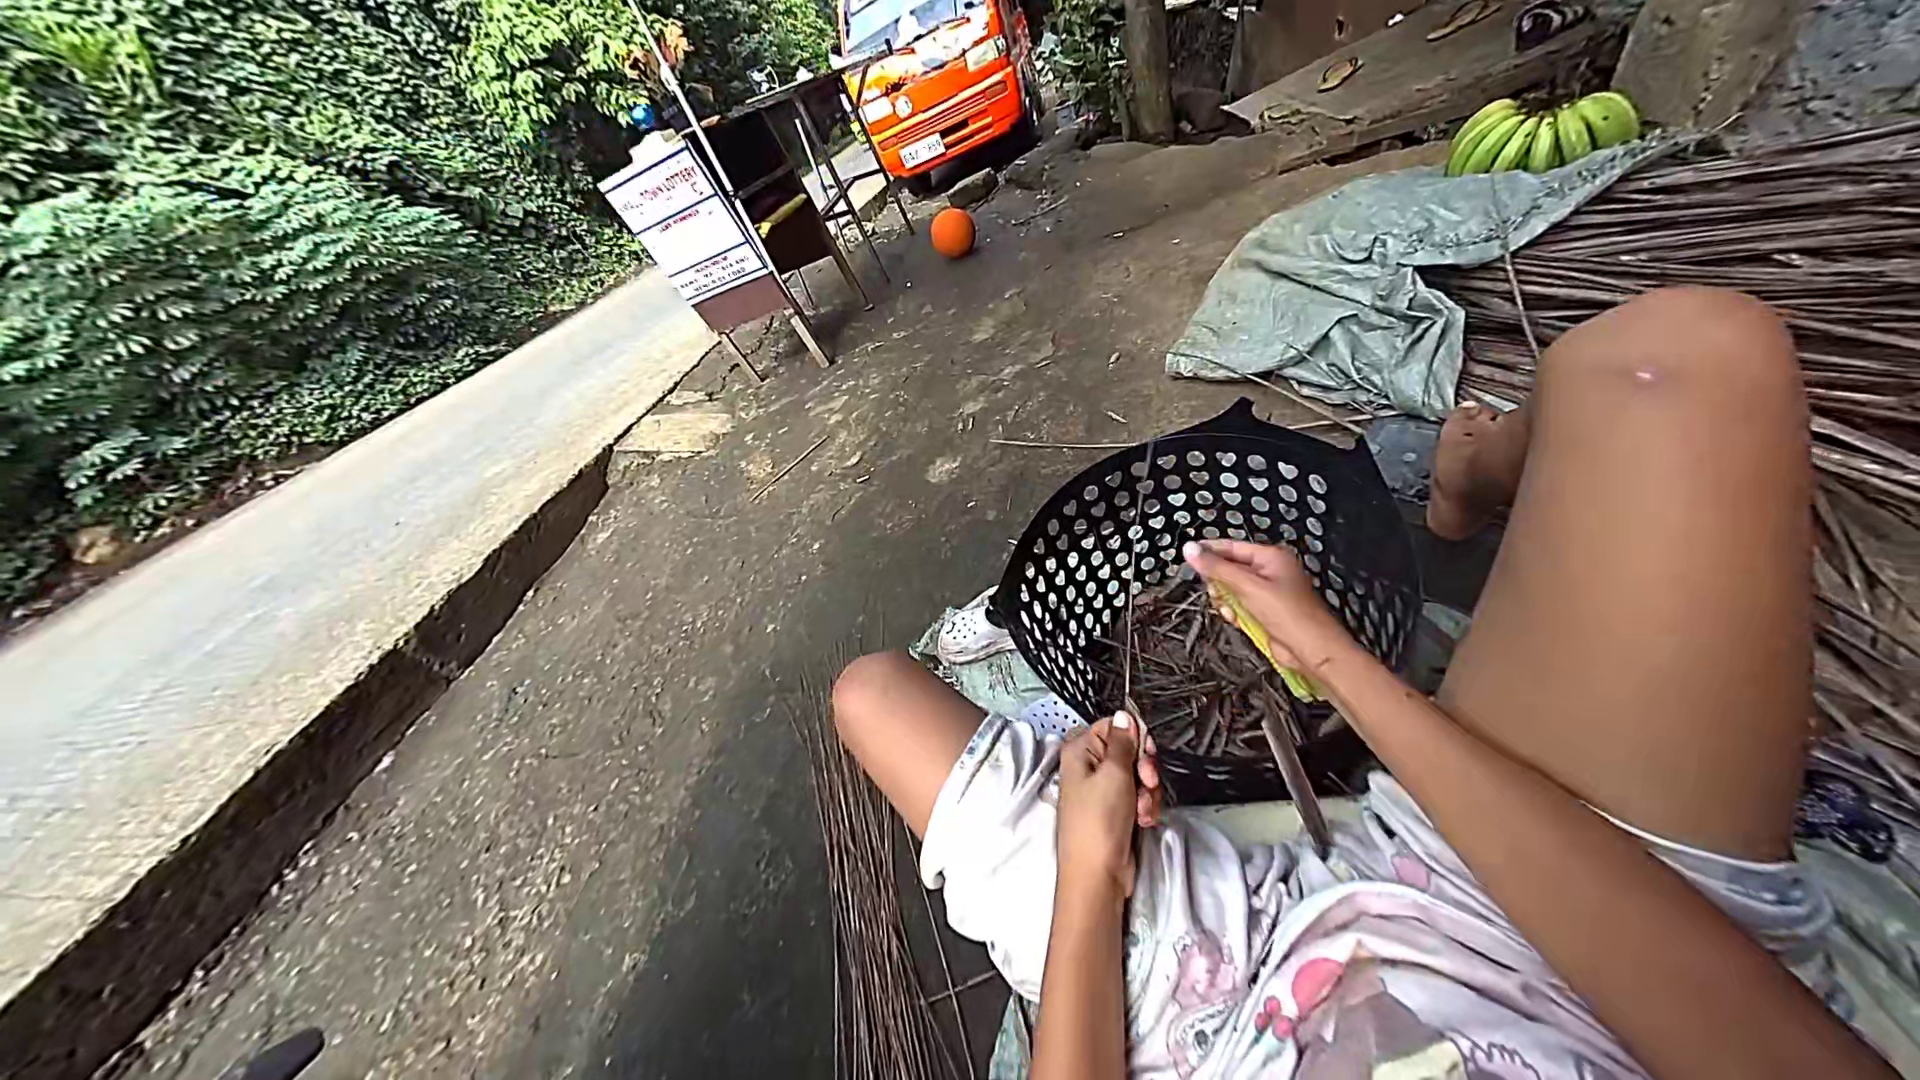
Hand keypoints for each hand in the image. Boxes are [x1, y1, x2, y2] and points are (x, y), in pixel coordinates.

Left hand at [1057, 712, 1161, 898]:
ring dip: (1147, 792)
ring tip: (1142, 811)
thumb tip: (1124, 713)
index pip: (1113, 726)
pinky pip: (1138, 796)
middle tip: (1147, 782)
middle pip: (1129, 750)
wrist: (1098, 875)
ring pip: (1138, 774)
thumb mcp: (1114, 774)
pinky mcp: (1116, 809)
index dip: (1134, 738)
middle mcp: (1089, 766)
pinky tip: (1143, 821)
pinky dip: (1145, 806)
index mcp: (1080, 750)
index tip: (1146, 753)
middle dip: (1144, 768)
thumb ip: (1123, 742)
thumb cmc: (1099, 821)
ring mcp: (1102, 789)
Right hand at [1181, 539, 1353, 674]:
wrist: (1310, 650)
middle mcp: (1268, 571)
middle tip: (1218, 591)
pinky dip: (1233, 612)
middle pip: (1227, 568)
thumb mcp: (1247, 586)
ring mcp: (1265, 592)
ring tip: (1231, 608)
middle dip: (1219, 582)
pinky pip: (1236, 605)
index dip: (1208, 552)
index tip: (1188, 557)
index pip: (1230, 546)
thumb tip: (1191, 550)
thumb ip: (1216, 567)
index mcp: (1270, 557)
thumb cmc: (1292, 616)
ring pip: (1229, 589)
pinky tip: (1238, 618)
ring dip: (1225, 600)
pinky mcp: (1261, 610)